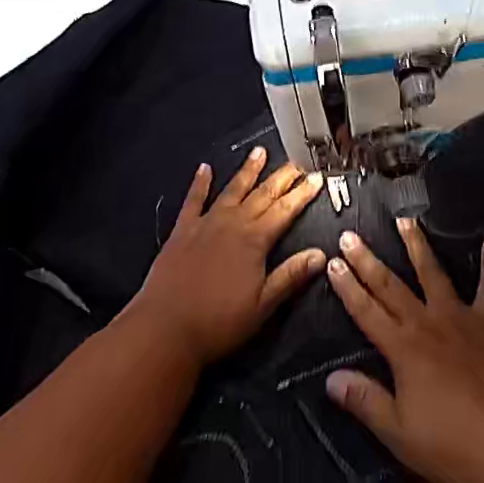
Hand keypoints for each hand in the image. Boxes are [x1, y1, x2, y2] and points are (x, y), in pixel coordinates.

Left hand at [123, 146, 325, 366]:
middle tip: (296, 162)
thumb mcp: (262, 305)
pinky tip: (204, 169)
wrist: (163, 331)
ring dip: (247, 170)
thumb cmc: (217, 323)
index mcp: (255, 240)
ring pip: (232, 190)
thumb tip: (320, 255)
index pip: (286, 210)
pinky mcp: (181, 232)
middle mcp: (233, 224)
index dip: (303, 193)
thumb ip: (291, 276)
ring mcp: (205, 225)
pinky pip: (193, 201)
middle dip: (282, 177)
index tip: (317, 178)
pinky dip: (199, 184)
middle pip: (263, 194)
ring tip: (259, 151)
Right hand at [325, 221, 483, 482]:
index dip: (347, 287)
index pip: (367, 312)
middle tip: (352, 235)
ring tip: (405, 221)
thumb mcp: (400, 433)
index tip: (333, 263)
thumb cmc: (455, 442)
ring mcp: (462, 316)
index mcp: (404, 349)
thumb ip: (366, 401)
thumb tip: (332, 379)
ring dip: (418, 246)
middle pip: (392, 286)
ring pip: (434, 273)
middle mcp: (429, 323)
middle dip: (368, 260)